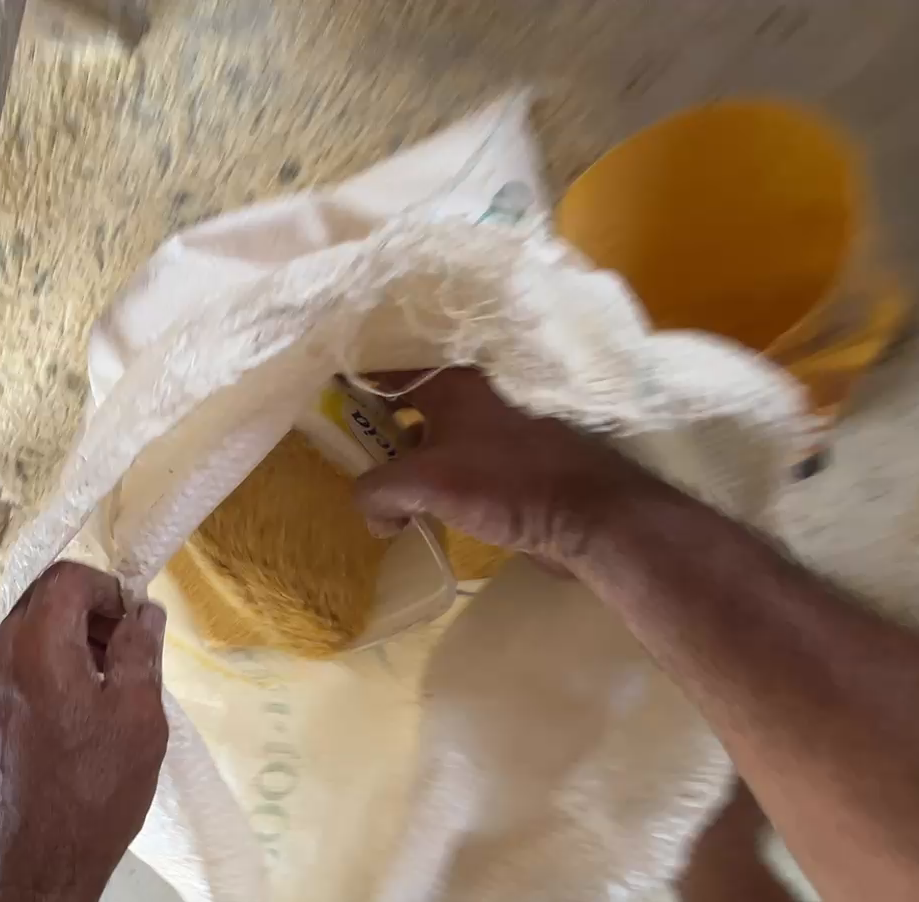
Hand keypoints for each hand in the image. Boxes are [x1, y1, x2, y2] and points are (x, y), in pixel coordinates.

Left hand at [0, 561, 168, 894]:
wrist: (34, 867)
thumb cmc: (94, 791)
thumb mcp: (137, 716)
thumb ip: (140, 650)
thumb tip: (144, 611)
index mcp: (33, 646)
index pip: (66, 578)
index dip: (107, 587)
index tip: (134, 623)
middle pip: (43, 598)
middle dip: (89, 609)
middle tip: (126, 649)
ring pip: (28, 627)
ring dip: (70, 635)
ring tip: (109, 679)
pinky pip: (17, 660)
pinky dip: (50, 660)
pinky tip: (80, 704)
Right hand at [352, 368, 671, 570]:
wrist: (593, 515)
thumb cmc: (504, 483)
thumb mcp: (419, 485)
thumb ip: (374, 492)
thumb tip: (374, 516)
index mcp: (452, 381)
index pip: (386, 369)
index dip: (352, 384)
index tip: (325, 405)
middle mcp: (476, 391)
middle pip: (405, 401)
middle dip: (375, 430)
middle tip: (351, 457)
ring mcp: (498, 422)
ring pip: (431, 431)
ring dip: (405, 459)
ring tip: (386, 490)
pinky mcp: (514, 454)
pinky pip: (456, 456)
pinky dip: (434, 474)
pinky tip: (425, 505)